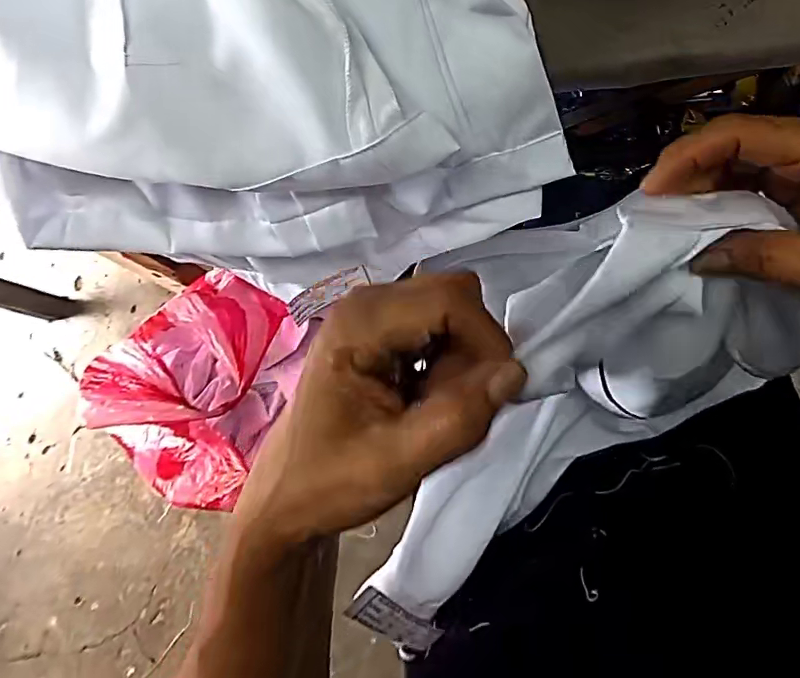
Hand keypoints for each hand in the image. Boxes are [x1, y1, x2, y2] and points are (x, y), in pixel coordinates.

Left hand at [232, 273, 525, 546]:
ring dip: (466, 356)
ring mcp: (378, 308)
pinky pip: (447, 321)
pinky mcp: (388, 322)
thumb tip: (515, 373)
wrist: (284, 502)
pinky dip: (453, 356)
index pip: (452, 300)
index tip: (491, 391)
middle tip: (457, 401)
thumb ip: (459, 418)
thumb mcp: (397, 463)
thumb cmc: (328, 484)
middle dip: (474, 348)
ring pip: (459, 307)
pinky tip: (427, 393)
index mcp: (360, 322)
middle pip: (458, 296)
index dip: (485, 340)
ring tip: (435, 403)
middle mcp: (369, 301)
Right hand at [641, 115, 799, 315]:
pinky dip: (736, 206)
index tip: (654, 190)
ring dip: (712, 189)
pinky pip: (765, 188)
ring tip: (674, 220)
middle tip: (656, 211)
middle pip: (739, 143)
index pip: (742, 134)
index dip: (691, 156)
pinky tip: (713, 227)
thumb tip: (700, 258)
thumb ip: (769, 258)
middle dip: (694, 172)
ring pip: (749, 165)